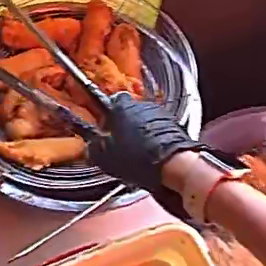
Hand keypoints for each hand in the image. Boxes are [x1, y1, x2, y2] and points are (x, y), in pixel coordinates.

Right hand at [87, 92, 202, 189]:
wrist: (173, 165)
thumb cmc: (136, 156)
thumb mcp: (104, 156)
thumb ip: (93, 148)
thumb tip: (90, 147)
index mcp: (121, 106)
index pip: (110, 101)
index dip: (107, 115)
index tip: (104, 128)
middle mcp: (141, 104)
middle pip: (128, 111)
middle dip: (124, 125)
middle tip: (118, 144)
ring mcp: (160, 114)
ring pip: (144, 121)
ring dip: (140, 132)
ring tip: (136, 154)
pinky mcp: (175, 125)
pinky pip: (159, 130)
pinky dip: (154, 140)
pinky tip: (151, 156)